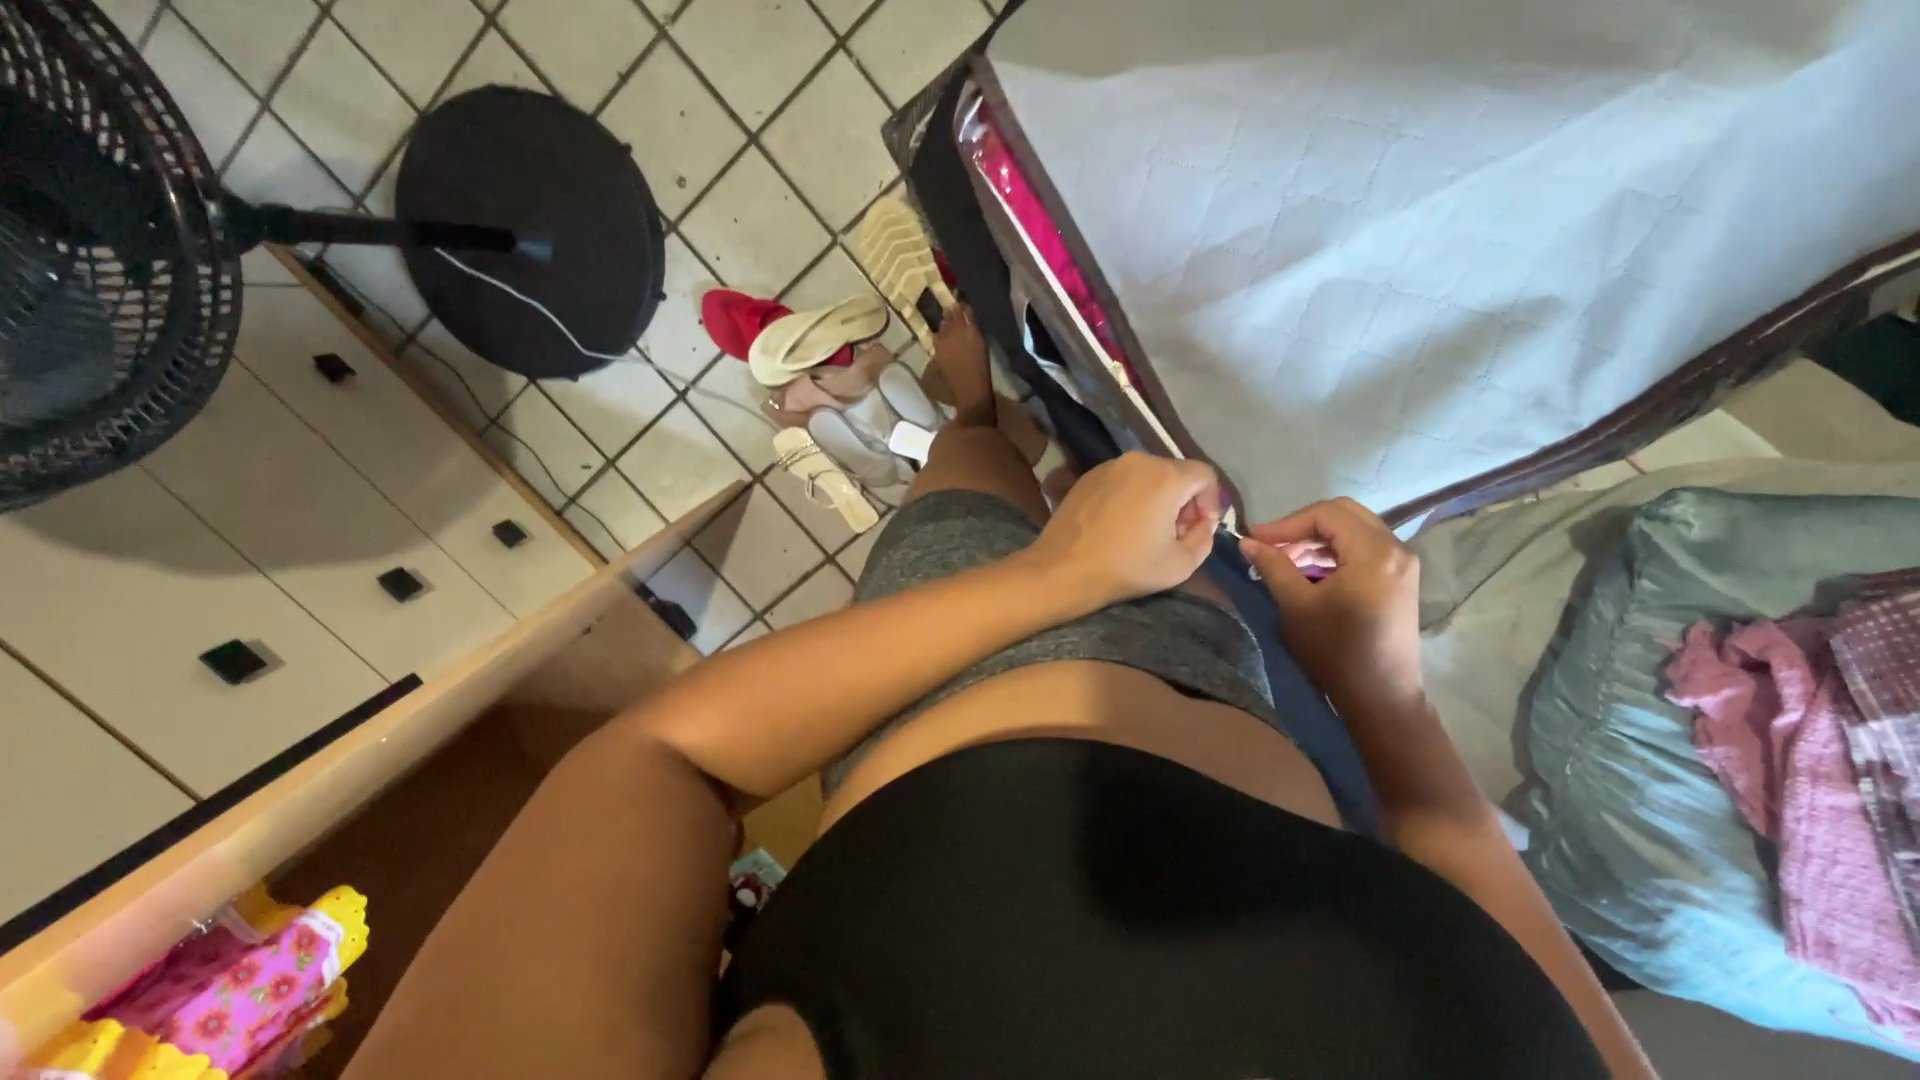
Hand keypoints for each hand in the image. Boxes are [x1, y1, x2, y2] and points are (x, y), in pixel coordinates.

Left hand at [1021, 452, 1221, 607]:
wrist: (1064, 569)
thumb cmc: (1126, 568)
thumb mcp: (1181, 564)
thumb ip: (1205, 537)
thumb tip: (1203, 523)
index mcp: (1166, 476)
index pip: (1205, 475)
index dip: (1211, 502)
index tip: (1199, 528)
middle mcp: (1138, 461)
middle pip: (1177, 473)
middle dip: (1184, 501)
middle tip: (1175, 534)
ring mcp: (1109, 466)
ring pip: (1149, 475)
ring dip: (1158, 498)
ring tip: (1146, 531)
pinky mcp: (1088, 476)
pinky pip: (1123, 480)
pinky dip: (1132, 496)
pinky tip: (1121, 525)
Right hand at [1238, 498, 1422, 709]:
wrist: (1381, 696)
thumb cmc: (1336, 651)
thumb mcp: (1297, 606)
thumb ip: (1273, 566)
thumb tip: (1247, 541)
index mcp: (1374, 552)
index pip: (1326, 514)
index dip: (1286, 523)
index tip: (1255, 539)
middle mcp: (1396, 549)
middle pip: (1344, 514)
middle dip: (1303, 525)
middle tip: (1271, 544)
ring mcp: (1403, 564)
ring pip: (1355, 530)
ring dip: (1318, 538)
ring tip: (1285, 558)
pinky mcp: (1401, 579)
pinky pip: (1365, 548)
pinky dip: (1335, 552)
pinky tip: (1310, 570)